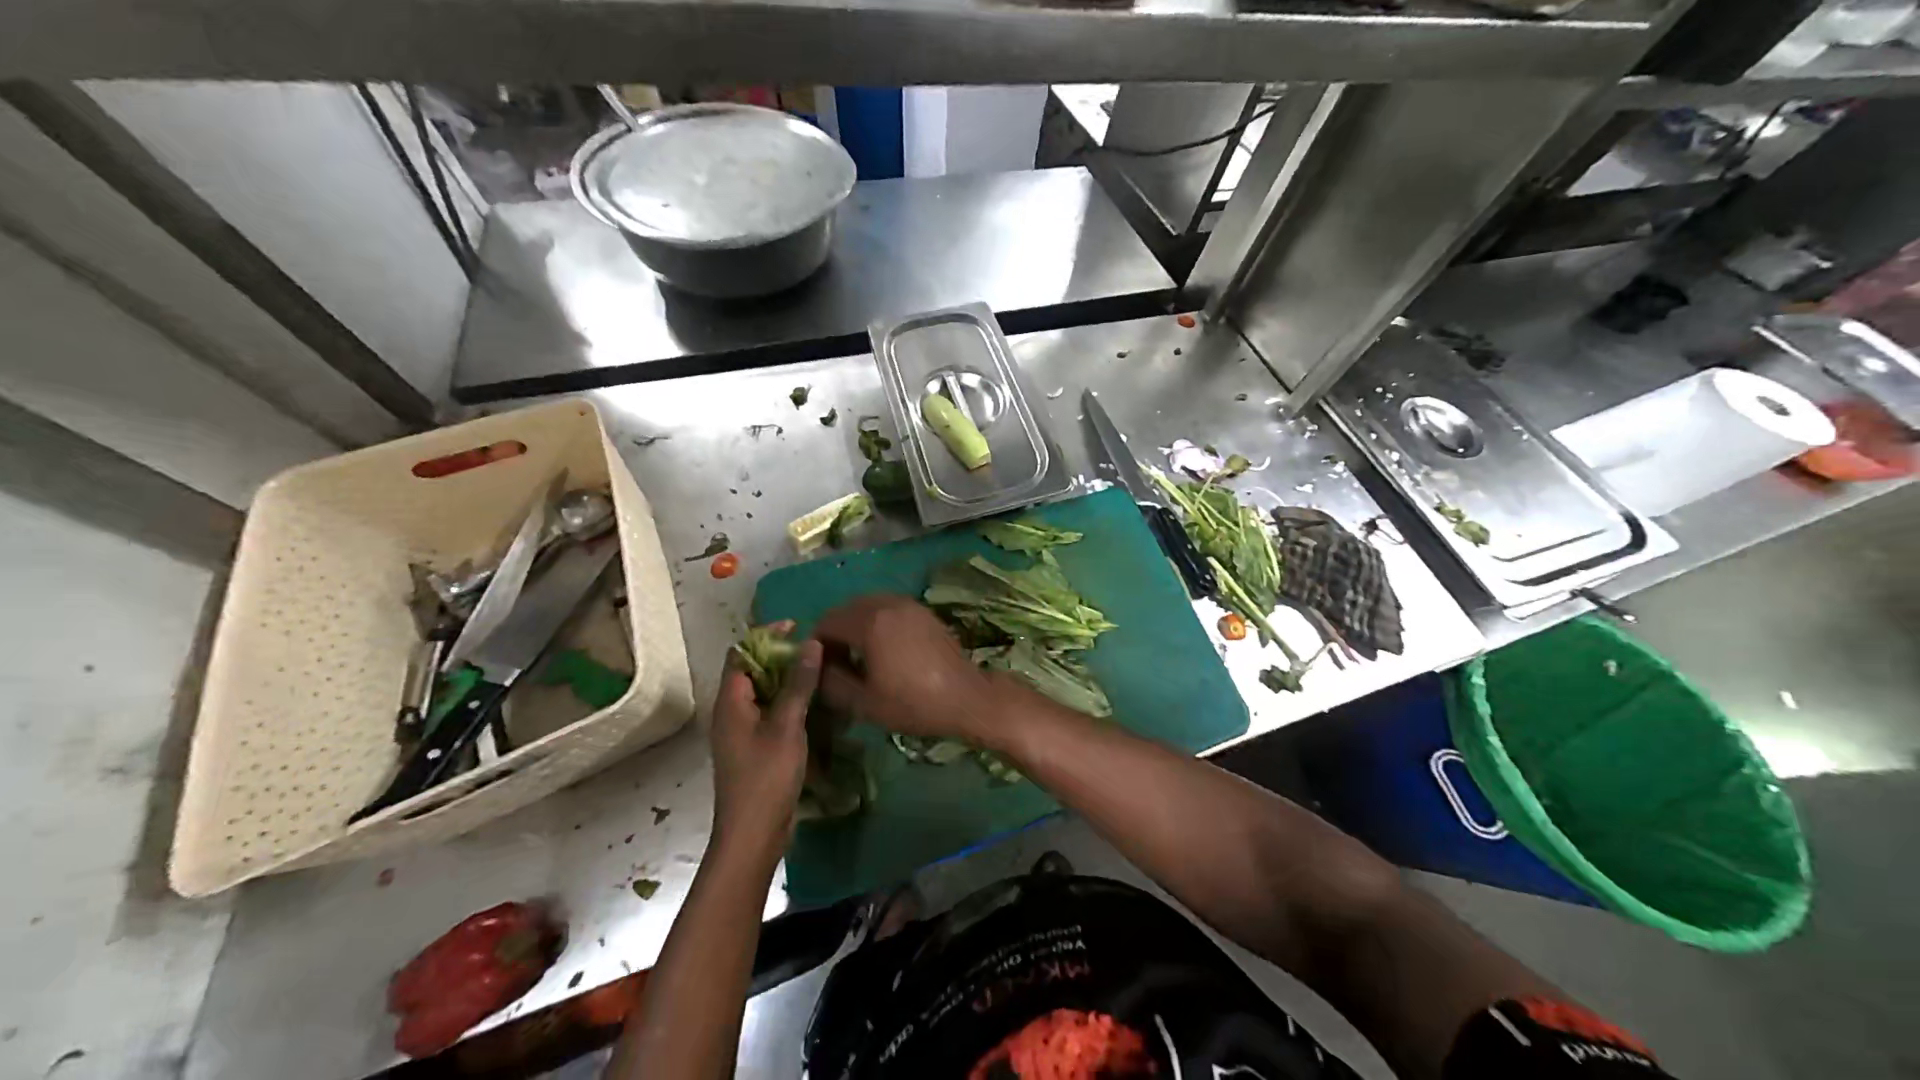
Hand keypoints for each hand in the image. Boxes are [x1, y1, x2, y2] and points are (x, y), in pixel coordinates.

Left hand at [709, 633, 821, 857]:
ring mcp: (742, 733)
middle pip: (753, 672)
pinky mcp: (754, 749)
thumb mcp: (787, 726)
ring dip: (789, 682)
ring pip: (764, 694)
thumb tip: (811, 643)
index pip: (741, 653)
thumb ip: (799, 684)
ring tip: (821, 674)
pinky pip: (770, 714)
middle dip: (782, 657)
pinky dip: (789, 704)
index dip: (766, 636)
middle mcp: (731, 713)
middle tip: (817, 652)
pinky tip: (816, 707)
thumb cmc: (766, 778)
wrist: (753, 835)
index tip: (798, 627)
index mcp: (730, 702)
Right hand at [814, 596, 1007, 741]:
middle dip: (835, 633)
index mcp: (869, 622)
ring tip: (860, 657)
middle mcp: (886, 603)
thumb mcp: (864, 702)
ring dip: (855, 626)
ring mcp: (907, 604)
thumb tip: (815, 667)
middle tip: (838, 664)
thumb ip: (831, 682)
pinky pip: (887, 608)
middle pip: (845, 609)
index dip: (817, 646)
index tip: (820, 669)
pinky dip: (876, 622)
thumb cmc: (914, 703)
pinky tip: (884, 650)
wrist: (967, 698)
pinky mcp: (922, 610)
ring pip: (867, 606)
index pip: (826, 623)